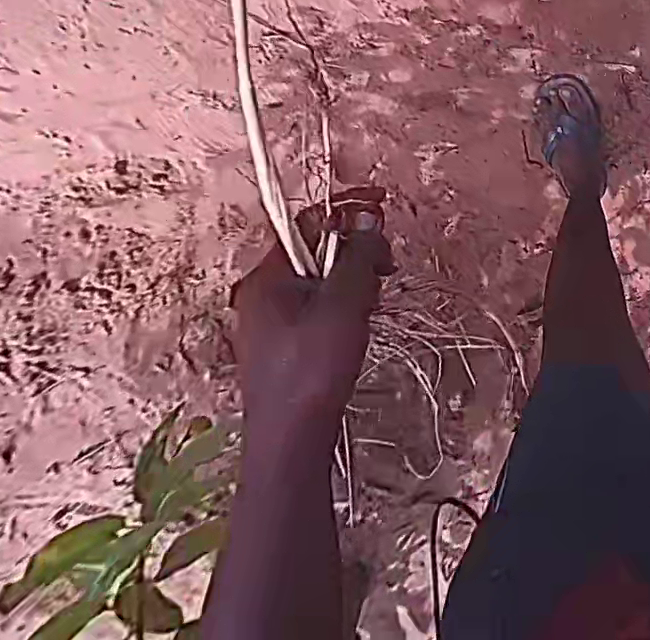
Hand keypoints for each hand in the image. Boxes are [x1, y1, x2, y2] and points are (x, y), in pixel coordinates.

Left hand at [231, 187, 395, 426]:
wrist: (291, 442)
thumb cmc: (313, 367)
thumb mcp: (344, 303)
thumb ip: (357, 256)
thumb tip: (368, 218)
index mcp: (267, 276)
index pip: (306, 221)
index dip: (345, 208)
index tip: (381, 207)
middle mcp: (263, 292)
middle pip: (314, 248)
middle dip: (354, 248)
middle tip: (385, 265)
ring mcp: (272, 320)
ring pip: (319, 278)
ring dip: (352, 276)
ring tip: (374, 298)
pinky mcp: (284, 343)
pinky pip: (317, 303)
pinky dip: (344, 300)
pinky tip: (359, 321)